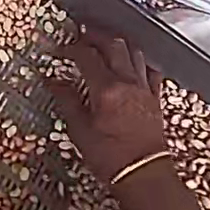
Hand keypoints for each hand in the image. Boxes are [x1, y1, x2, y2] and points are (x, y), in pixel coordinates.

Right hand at [45, 30, 168, 186]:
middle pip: (113, 45)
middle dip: (96, 36)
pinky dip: (139, 61)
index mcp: (106, 89)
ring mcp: (144, 88)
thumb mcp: (80, 131)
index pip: (86, 56)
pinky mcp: (155, 97)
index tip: (60, 50)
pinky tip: (132, 64)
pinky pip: (150, 70)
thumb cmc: (109, 156)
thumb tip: (53, 82)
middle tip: (82, 35)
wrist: (144, 174)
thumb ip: (68, 101)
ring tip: (105, 44)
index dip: (71, 48)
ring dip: (118, 43)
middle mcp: (127, 82)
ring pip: (134, 52)